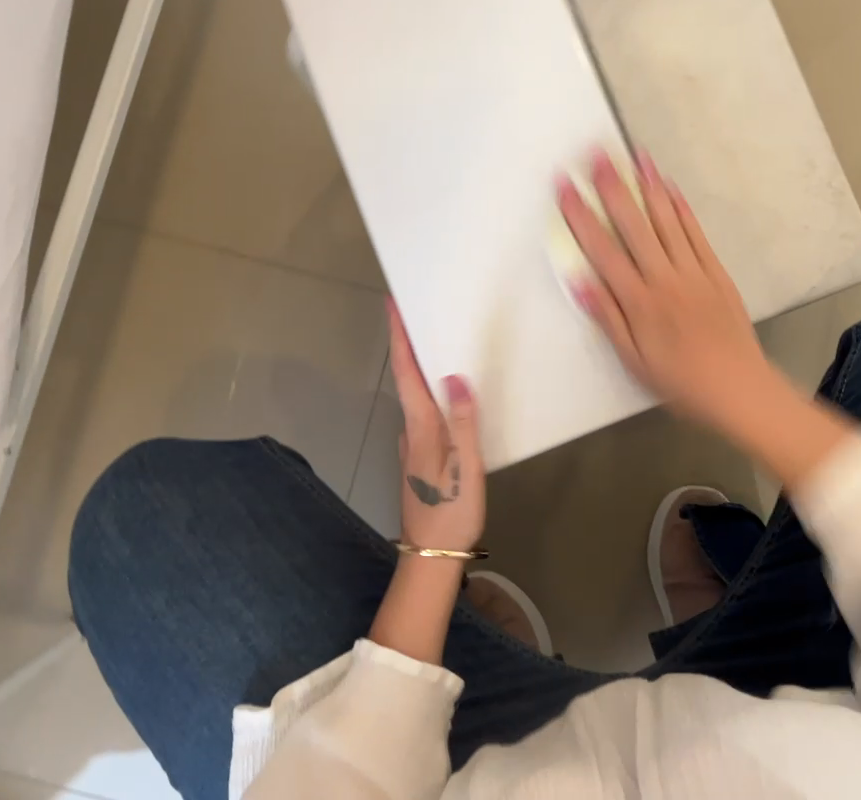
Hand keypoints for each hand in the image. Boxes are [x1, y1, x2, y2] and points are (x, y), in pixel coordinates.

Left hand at [387, 300, 485, 552]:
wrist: (432, 556)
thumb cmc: (451, 511)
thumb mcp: (466, 468)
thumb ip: (463, 422)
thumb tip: (456, 376)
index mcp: (420, 427)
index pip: (405, 371)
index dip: (399, 336)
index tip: (393, 304)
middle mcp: (411, 430)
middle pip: (407, 377)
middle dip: (410, 343)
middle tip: (421, 311)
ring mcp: (413, 445)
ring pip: (416, 395)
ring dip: (421, 366)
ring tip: (440, 341)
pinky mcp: (420, 457)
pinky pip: (425, 412)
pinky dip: (431, 392)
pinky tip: (449, 393)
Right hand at [556, 150, 780, 436]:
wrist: (740, 390)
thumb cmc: (680, 382)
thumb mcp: (634, 360)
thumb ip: (607, 317)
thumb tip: (578, 279)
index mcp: (639, 302)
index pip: (602, 251)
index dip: (581, 217)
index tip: (565, 187)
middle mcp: (665, 278)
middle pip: (634, 225)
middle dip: (613, 188)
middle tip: (597, 154)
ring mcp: (694, 271)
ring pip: (667, 221)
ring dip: (649, 186)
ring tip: (635, 155)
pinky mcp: (716, 272)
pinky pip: (695, 233)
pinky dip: (681, 207)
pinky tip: (669, 187)